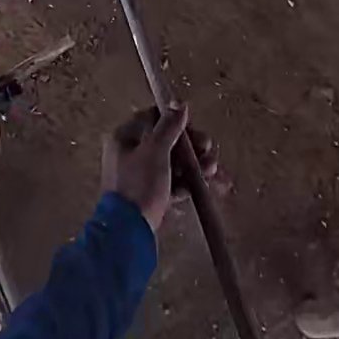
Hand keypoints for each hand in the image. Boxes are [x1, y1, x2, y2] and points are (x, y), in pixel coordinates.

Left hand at [101, 105, 217, 232]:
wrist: (129, 235)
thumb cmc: (140, 186)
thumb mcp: (155, 152)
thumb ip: (168, 127)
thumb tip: (179, 103)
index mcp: (124, 136)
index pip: (152, 118)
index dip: (175, 122)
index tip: (194, 130)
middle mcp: (129, 152)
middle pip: (165, 141)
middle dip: (191, 147)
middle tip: (209, 152)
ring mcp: (139, 175)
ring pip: (171, 163)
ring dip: (193, 165)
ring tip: (213, 171)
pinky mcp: (149, 195)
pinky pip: (171, 182)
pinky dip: (187, 183)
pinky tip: (206, 187)